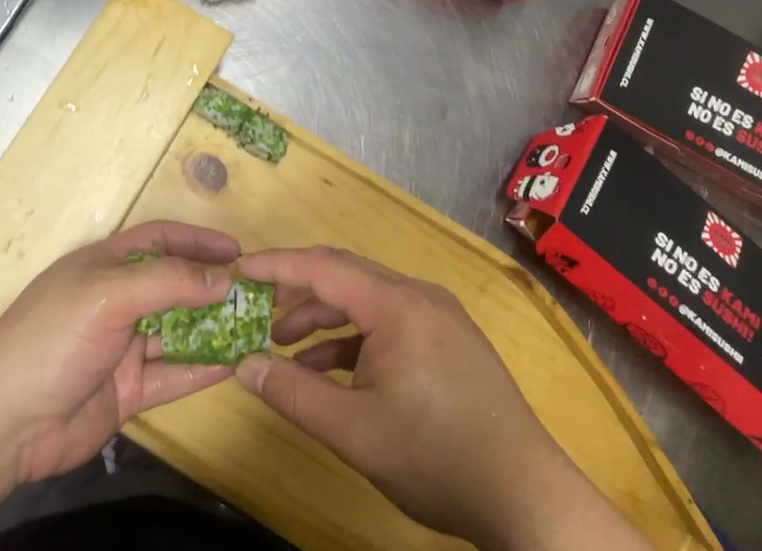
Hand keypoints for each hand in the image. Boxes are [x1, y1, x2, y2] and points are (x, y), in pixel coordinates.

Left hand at [0, 221, 240, 483]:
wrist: (6, 422)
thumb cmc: (52, 339)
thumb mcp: (108, 294)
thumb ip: (169, 282)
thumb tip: (224, 277)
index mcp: (104, 266)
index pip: (159, 241)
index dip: (197, 241)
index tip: (238, 250)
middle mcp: (116, 301)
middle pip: (174, 286)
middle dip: (213, 287)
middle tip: (258, 292)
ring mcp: (123, 348)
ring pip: (179, 332)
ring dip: (215, 328)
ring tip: (258, 326)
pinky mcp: (128, 390)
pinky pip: (174, 375)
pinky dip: (204, 369)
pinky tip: (236, 364)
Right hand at [233, 247, 649, 550]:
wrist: (525, 495)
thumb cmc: (435, 455)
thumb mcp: (352, 430)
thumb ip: (291, 392)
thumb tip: (244, 365)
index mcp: (397, 305)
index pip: (323, 267)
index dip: (275, 265)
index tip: (236, 270)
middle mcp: (420, 297)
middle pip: (345, 277)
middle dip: (296, 294)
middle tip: (254, 313)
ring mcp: (440, 319)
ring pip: (367, 302)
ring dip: (324, 320)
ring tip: (285, 348)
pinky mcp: (450, 343)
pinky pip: (390, 324)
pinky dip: (354, 340)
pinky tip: (330, 372)